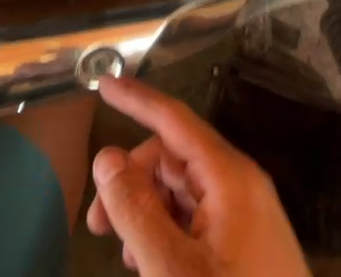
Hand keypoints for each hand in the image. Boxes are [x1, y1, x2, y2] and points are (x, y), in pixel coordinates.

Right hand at [87, 77, 308, 276]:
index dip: (137, 99)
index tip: (103, 82)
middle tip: (95, 226)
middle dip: (131, 180)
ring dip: (145, 212)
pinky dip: (165, 233)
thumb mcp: (172, 269)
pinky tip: (150, 265)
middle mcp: (240, 187)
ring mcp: (246, 217)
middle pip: (172, 158)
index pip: (175, 120)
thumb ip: (135, 210)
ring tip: (126, 257)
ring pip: (181, 191)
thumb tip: (107, 157)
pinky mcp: (246, 247)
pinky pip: (195, 220)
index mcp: (230, 178)